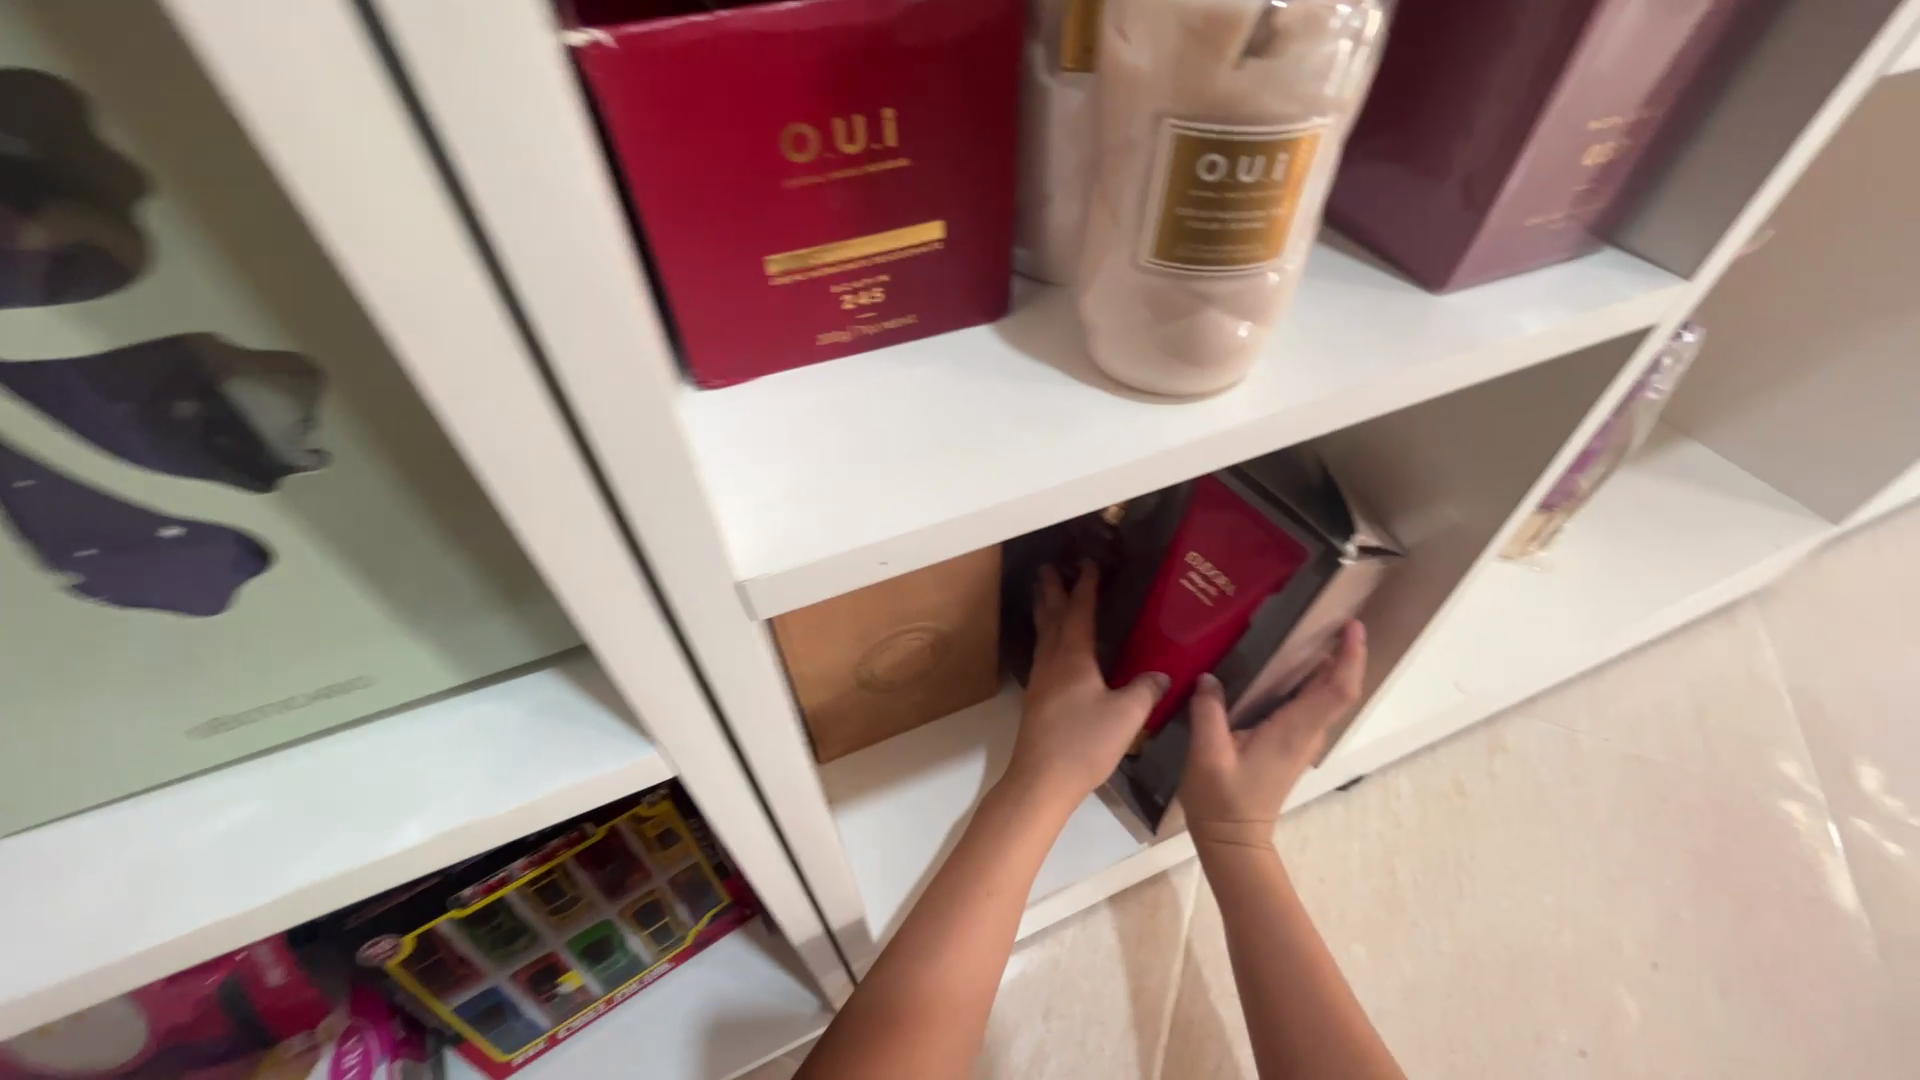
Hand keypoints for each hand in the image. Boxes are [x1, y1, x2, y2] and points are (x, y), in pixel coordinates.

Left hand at [1005, 563, 1169, 808]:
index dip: (1086, 587)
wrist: (1042, 779)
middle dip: (1052, 590)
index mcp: (1073, 657)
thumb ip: (1145, 690)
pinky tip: (1051, 647)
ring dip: (1044, 610)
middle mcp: (1052, 662)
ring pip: (1042, 635)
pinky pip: (1042, 654)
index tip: (1089, 563)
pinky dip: (1047, 636)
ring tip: (1043, 594)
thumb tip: (1161, 674)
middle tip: (1049, 567)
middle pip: (1051, 617)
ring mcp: (1041, 680)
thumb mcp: (1126, 715)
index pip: (1080, 612)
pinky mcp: (1037, 699)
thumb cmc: (1084, 743)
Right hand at [1181, 620, 1367, 851]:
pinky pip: (1311, 705)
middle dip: (1345, 653)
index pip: (1335, 691)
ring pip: (1327, 697)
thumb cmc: (1222, 800)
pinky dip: (1313, 680)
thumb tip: (1208, 677)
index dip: (1349, 658)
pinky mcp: (1289, 744)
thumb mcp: (1207, 754)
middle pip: (1338, 689)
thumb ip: (1209, 712)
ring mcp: (1300, 741)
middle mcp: (1305, 734)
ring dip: (1331, 665)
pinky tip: (1289, 667)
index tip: (1352, 627)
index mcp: (1292, 732)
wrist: (1233, 839)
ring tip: (1317, 633)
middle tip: (1336, 619)